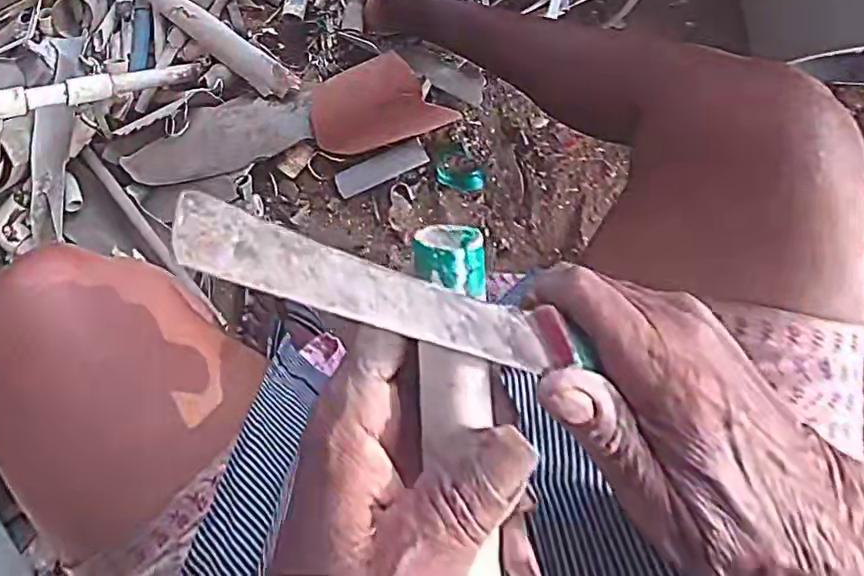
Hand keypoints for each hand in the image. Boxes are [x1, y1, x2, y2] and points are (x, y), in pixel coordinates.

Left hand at [269, 326, 538, 575]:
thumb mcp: (416, 557)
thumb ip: (468, 494)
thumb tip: (515, 438)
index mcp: (348, 419)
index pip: (390, 327)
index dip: (438, 312)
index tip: (488, 318)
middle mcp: (363, 421)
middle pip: (432, 365)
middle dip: (479, 402)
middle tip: (508, 446)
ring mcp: (382, 449)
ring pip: (449, 411)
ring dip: (486, 451)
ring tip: (505, 516)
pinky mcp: (398, 478)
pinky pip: (447, 453)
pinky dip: (477, 483)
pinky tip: (495, 532)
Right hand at [529, 265, 863, 575]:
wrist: (814, 518)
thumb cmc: (737, 519)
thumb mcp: (660, 500)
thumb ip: (604, 430)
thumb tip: (551, 379)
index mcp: (668, 368)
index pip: (580, 288)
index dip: (536, 302)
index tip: (521, 339)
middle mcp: (681, 326)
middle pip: (586, 286)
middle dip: (555, 319)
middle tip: (552, 374)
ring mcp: (693, 318)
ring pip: (605, 292)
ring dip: (580, 325)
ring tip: (589, 384)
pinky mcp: (697, 322)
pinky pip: (630, 303)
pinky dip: (608, 327)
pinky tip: (619, 376)